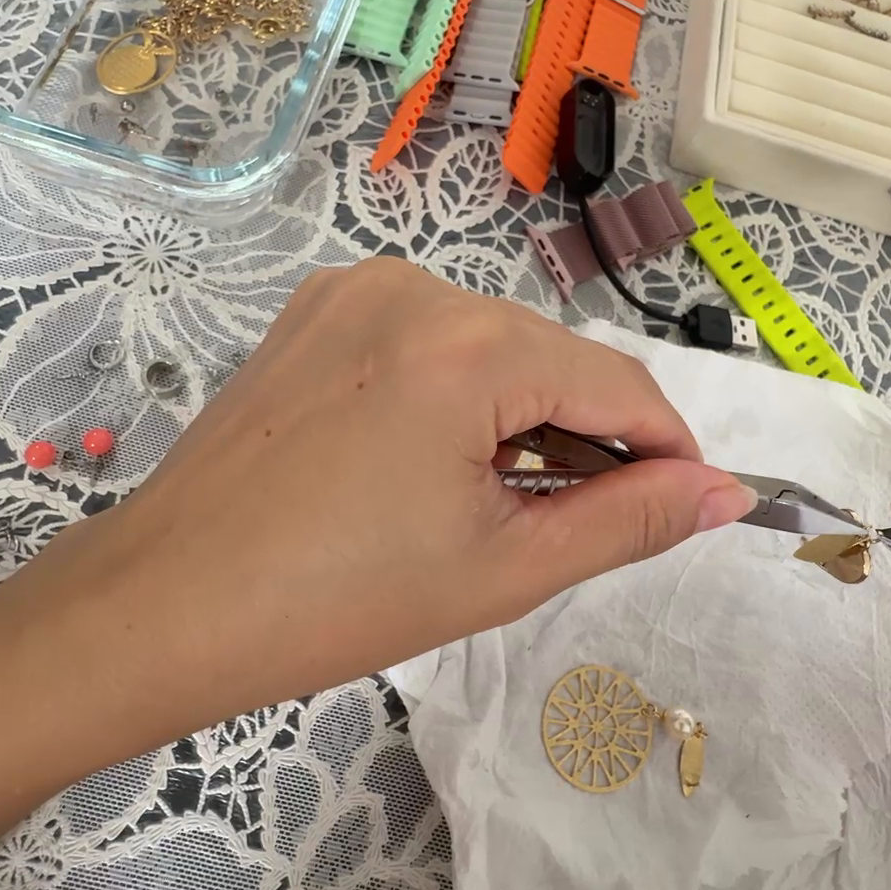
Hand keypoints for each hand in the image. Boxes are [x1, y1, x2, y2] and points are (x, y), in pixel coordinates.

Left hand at [0, 257, 757, 766]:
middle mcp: (415, 287)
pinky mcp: (318, 309)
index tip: (685, 499)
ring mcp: (356, 289)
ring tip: (500, 495)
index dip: (666, 446)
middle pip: (550, 358)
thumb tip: (725, 493)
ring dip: (522, 412)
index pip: (617, 381)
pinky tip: (431, 455)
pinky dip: (458, 390)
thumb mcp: (505, 567)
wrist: (165, 602)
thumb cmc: (340, 600)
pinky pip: (427, 339)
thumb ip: (629, 520)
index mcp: (467, 343)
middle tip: (581, 518)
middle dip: (586, 434)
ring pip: (490, 346)